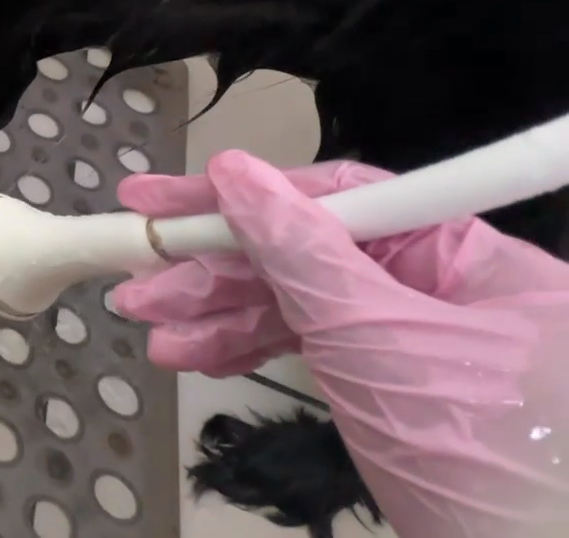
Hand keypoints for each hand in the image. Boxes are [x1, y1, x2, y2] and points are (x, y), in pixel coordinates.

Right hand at [113, 150, 568, 534]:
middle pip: (297, 253)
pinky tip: (190, 354)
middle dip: (209, 274)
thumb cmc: (478, 449)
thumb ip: (301, 249)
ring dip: (212, 316)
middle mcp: (438, 287)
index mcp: (467, 261)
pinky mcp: (384, 381)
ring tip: (148, 328)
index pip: (333, 197)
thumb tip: (233, 168)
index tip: (154, 200)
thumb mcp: (376, 336)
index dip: (235, 193)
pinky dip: (242, 349)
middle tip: (137, 286)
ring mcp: (408, 338)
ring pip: (288, 302)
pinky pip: (300, 345)